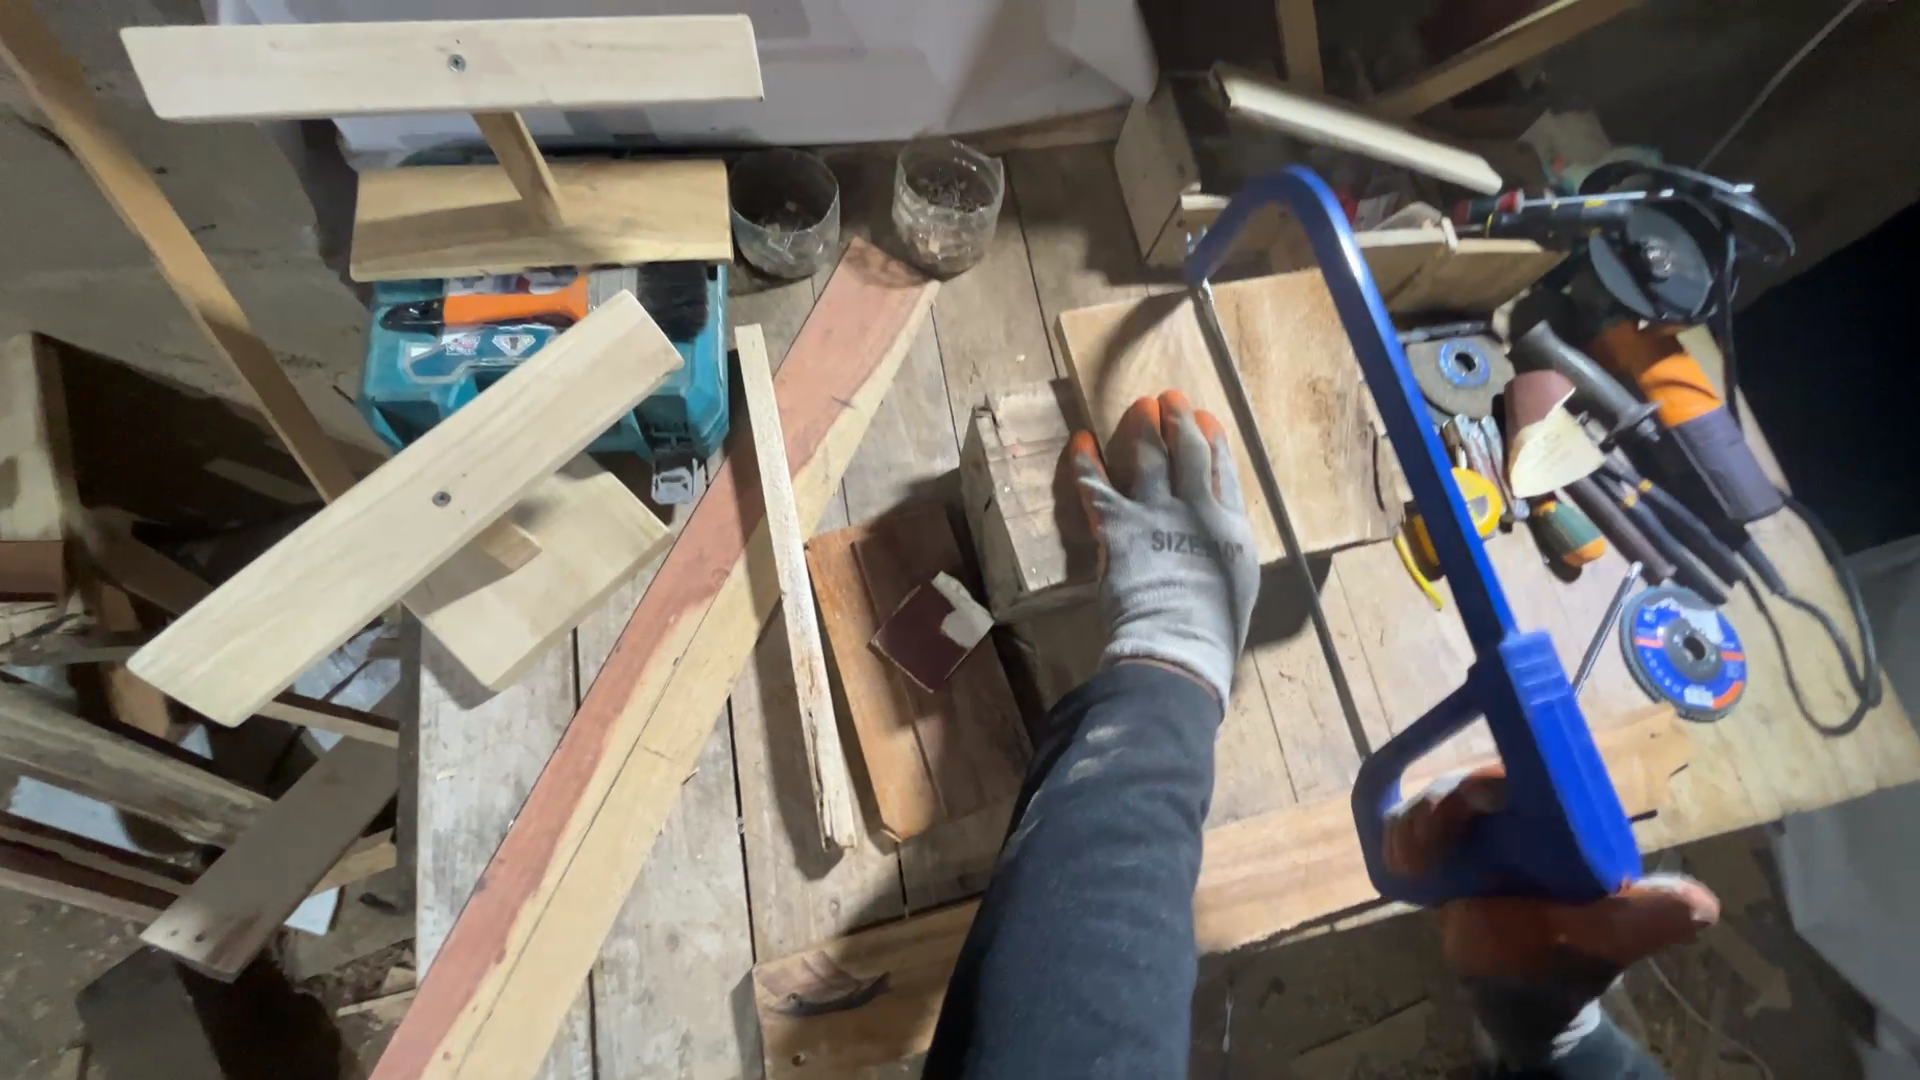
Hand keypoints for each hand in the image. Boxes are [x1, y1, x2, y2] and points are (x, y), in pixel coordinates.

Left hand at [1069, 390, 1259, 704]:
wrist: (1177, 639)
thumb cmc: (1213, 623)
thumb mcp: (1238, 579)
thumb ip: (1227, 545)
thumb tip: (1219, 529)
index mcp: (1228, 522)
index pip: (1223, 469)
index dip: (1214, 441)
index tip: (1207, 420)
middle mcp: (1193, 506)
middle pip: (1187, 451)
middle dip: (1180, 420)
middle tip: (1172, 397)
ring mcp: (1153, 512)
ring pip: (1148, 457)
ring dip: (1142, 427)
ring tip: (1140, 405)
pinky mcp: (1116, 525)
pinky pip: (1096, 484)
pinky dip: (1086, 461)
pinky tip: (1082, 439)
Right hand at [1387, 766, 1719, 1067]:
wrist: (1510, 991)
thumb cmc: (1559, 965)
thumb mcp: (1601, 942)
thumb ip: (1639, 920)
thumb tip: (1698, 901)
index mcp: (1560, 827)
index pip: (1524, 779)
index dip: (1491, 781)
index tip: (1476, 799)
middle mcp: (1514, 818)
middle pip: (1463, 785)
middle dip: (1437, 810)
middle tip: (1426, 851)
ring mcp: (1472, 830)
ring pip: (1430, 800)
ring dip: (1412, 826)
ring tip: (1412, 868)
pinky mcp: (1438, 844)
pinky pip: (1407, 822)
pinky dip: (1397, 836)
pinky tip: (1401, 867)